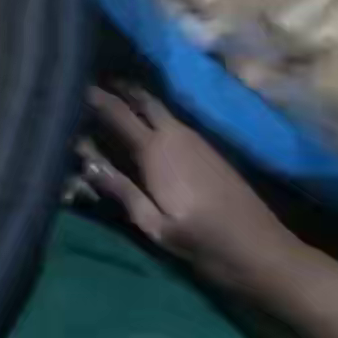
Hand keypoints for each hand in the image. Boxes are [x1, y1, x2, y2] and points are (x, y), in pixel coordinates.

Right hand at [83, 85, 310, 294]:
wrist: (269, 255)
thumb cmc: (208, 245)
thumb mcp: (157, 228)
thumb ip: (122, 190)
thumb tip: (85, 159)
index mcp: (157, 150)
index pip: (116, 112)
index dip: (92, 96)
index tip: (69, 82)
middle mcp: (175, 134)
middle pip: (140, 98)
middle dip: (116, 87)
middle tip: (89, 84)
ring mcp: (194, 138)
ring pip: (157, 107)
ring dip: (133, 99)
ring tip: (109, 99)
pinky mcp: (207, 149)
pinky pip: (170, 120)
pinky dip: (150, 114)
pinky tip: (142, 127)